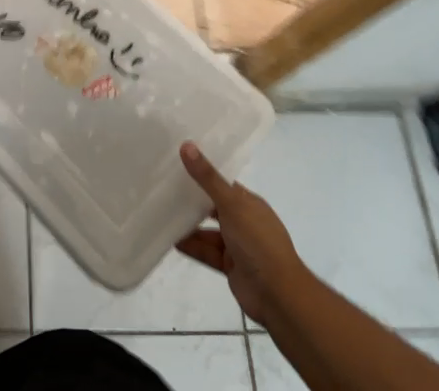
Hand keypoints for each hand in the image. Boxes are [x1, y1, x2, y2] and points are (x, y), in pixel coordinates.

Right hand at [175, 141, 309, 325]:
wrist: (277, 293)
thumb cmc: (257, 241)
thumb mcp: (232, 204)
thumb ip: (208, 178)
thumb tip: (187, 145)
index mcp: (250, 204)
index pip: (224, 185)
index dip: (203, 175)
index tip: (177, 166)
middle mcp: (244, 222)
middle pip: (214, 208)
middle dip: (192, 202)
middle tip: (163, 190)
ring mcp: (237, 246)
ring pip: (209, 232)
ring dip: (189, 226)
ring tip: (161, 216)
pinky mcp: (230, 266)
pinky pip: (207, 252)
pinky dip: (192, 246)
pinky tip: (172, 240)